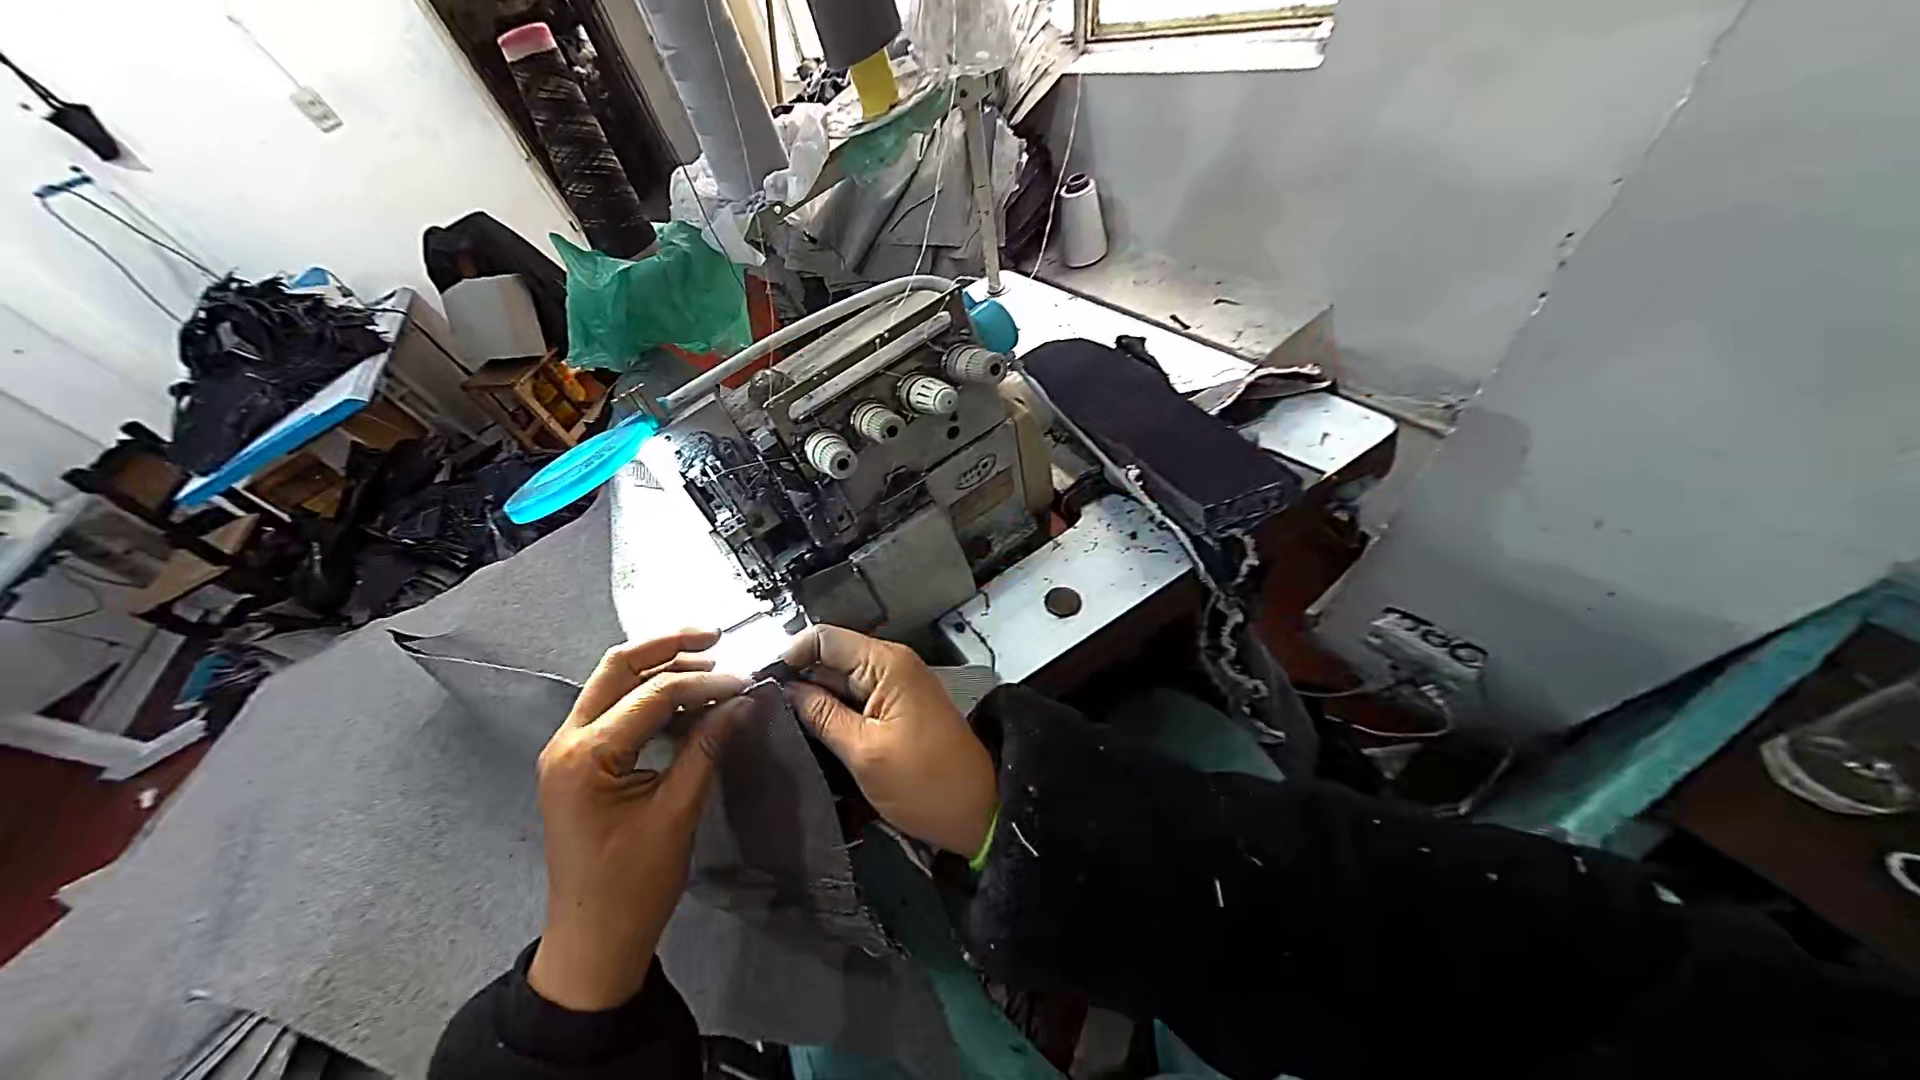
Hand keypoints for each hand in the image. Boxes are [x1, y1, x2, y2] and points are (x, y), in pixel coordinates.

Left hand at [528, 630, 750, 1011]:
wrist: (593, 941)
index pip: (654, 694)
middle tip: (716, 636)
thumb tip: (742, 701)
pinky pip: (615, 709)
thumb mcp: (677, 811)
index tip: (745, 680)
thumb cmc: (634, 884)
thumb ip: (707, 747)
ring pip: (613, 683)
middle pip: (618, 668)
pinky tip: (686, 696)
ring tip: (709, 661)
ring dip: (660, 667)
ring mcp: (568, 750)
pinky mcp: (580, 762)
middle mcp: (567, 741)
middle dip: (668, 645)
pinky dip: (650, 694)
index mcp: (585, 755)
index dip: (705, 682)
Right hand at [783, 625, 996, 855]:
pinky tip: (812, 728)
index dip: (791, 655)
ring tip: (780, 720)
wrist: (976, 810)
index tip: (761, 683)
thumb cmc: (924, 783)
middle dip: (799, 678)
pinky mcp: (897, 706)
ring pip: (841, 679)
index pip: (825, 637)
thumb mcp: (864, 751)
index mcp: (887, 663)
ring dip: (815, 696)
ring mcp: (896, 685)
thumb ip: (822, 715)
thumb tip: (786, 689)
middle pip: (832, 656)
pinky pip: (857, 697)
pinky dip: (835, 709)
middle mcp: (892, 663)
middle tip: (763, 708)